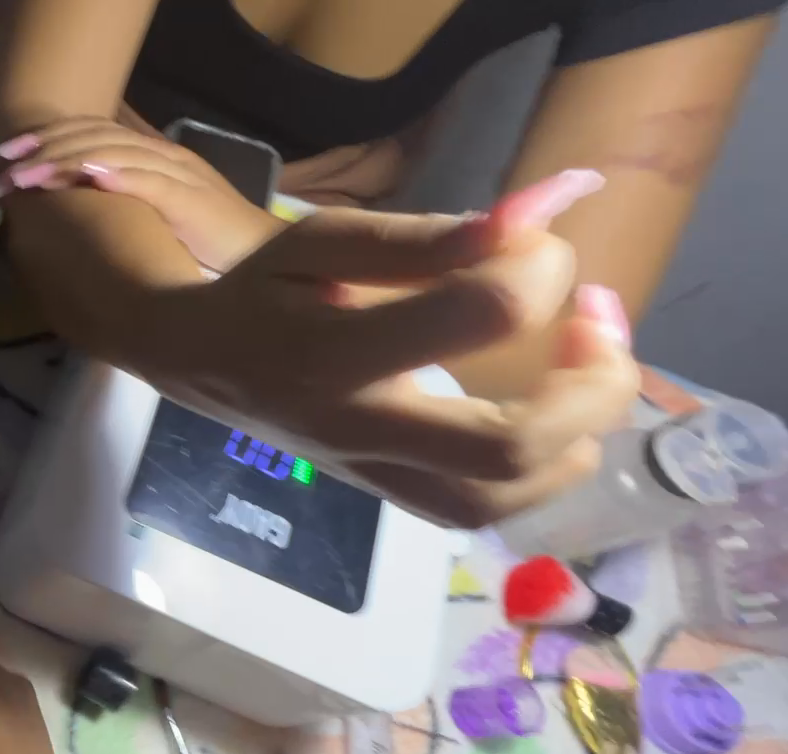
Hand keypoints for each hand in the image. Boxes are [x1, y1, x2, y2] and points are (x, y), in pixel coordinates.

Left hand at [0, 118, 275, 269]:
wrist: (255, 260)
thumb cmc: (200, 245)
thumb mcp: (147, 220)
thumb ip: (115, 208)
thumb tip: (69, 214)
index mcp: (147, 159)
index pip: (91, 135)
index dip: (46, 141)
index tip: (5, 158)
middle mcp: (159, 156)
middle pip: (94, 138)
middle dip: (43, 150)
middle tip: (1, 167)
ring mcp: (176, 174)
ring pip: (113, 154)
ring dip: (65, 161)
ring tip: (26, 174)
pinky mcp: (190, 200)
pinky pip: (151, 181)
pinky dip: (118, 175)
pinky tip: (88, 175)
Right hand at [0, 121, 640, 525]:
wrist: (196, 360)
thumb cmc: (256, 293)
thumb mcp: (323, 244)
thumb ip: (426, 235)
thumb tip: (548, 208)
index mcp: (332, 352)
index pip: (486, 311)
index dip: (542, 260)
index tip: (525, 236)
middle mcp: (351, 426)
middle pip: (509, 446)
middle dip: (592, 383)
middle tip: (590, 319)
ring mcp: (362, 468)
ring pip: (495, 501)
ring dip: (572, 441)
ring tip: (573, 379)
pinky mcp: (373, 485)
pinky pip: (471, 510)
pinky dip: (535, 473)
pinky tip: (536, 420)